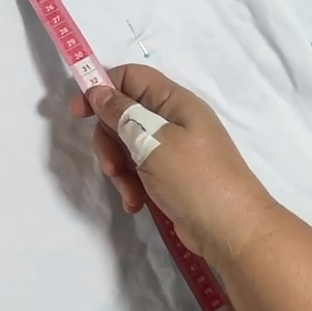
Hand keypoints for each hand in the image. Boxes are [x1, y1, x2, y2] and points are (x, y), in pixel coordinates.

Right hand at [69, 64, 286, 262]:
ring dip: (118, 167)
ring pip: (126, 144)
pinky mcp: (169, 175)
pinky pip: (137, 169)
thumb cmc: (195, 180)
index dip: (101, 88)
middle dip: (109, 139)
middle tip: (110, 165)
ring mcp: (171, 149)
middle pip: (123, 113)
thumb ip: (122, 114)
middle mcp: (172, 120)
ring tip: (128, 190)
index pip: (130, 77)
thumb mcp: (153, 142)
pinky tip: (136, 202)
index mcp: (174, 102)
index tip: (78, 113)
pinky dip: (131, 184)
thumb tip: (98, 91)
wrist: (233, 233)